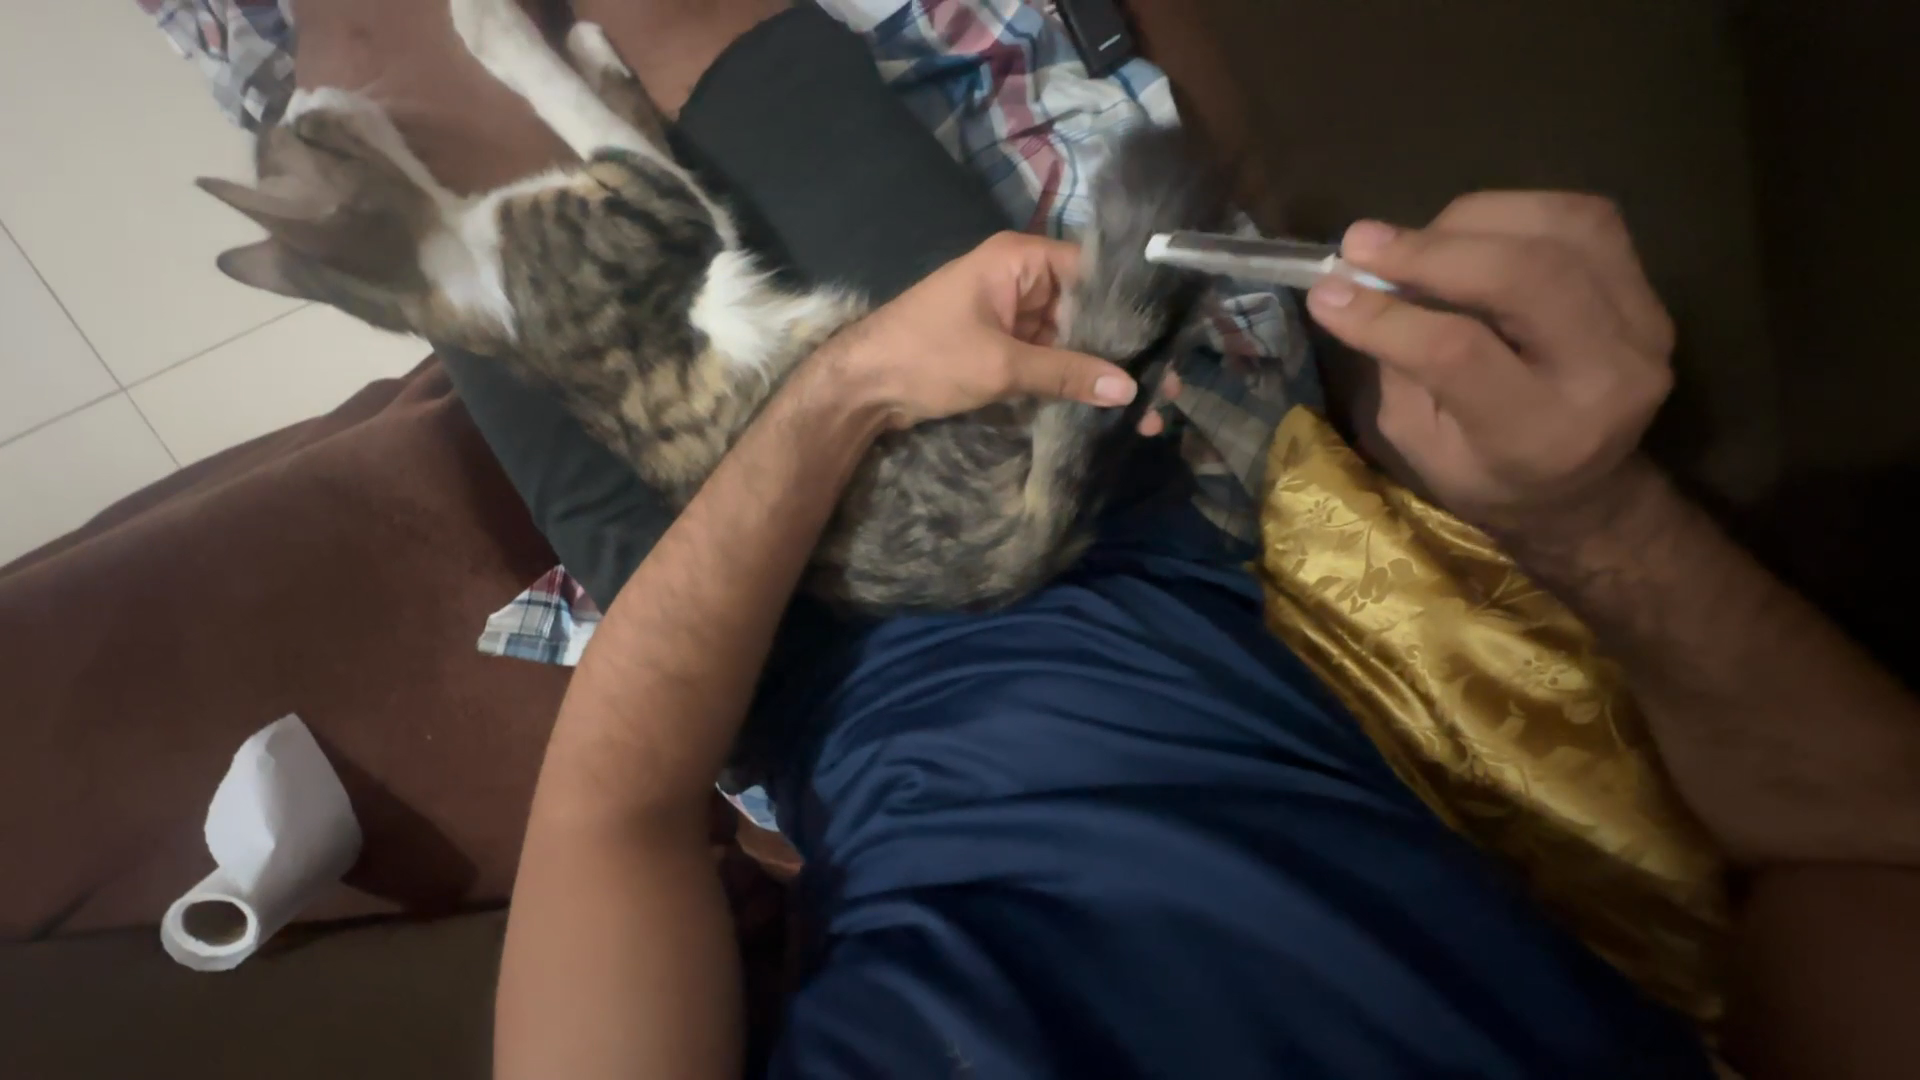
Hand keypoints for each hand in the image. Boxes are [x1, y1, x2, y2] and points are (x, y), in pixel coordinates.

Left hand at [823, 232, 1159, 429]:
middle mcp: (1020, 281)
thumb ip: (1065, 375)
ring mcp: (1010, 317)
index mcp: (1019, 260)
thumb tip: (1128, 390)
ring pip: (1067, 340)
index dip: (1129, 306)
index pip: (1091, 272)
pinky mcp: (1001, 349)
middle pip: (1083, 310)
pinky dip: (1069, 382)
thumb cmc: (927, 357)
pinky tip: (1104, 407)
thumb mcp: (1001, 365)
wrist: (862, 387)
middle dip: (1120, 349)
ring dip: (1098, 371)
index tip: (1169, 340)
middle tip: (1165, 386)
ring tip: (1147, 406)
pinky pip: (1046, 360)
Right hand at [1305, 193, 1674, 530]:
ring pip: (1561, 231)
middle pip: (1525, 276)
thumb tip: (1358, 288)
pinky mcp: (1651, 292)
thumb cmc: (1480, 475)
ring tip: (1411, 243)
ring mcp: (1643, 324)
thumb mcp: (1417, 444)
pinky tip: (1464, 233)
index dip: (1385, 316)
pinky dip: (1511, 214)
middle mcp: (1608, 374)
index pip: (1457, 352)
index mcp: (1536, 434)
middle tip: (1359, 244)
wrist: (1578, 487)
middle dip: (1430, 251)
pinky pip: (1584, 221)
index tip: (1326, 293)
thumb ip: (1397, 368)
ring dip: (1469, 223)